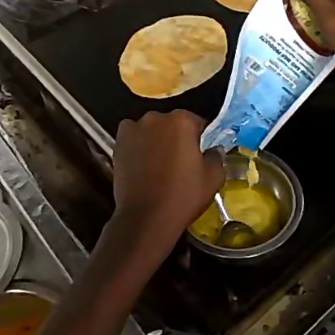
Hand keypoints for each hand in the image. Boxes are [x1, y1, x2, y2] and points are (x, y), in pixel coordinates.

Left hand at [110, 110, 221, 247]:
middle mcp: (156, 117)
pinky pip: (133, 138)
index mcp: (182, 121)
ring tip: (159, 165)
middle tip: (179, 161)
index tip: (199, 154)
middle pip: (171, 124)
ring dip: (156, 140)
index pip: (196, 123)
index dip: (200, 139)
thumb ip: (216, 156)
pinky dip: (137, 145)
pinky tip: (142, 164)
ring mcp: (133, 128)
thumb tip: (213, 149)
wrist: (146, 216)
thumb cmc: (183, 195)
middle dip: (176, 137)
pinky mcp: (118, 142)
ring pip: (151, 130)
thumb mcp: (213, 177)